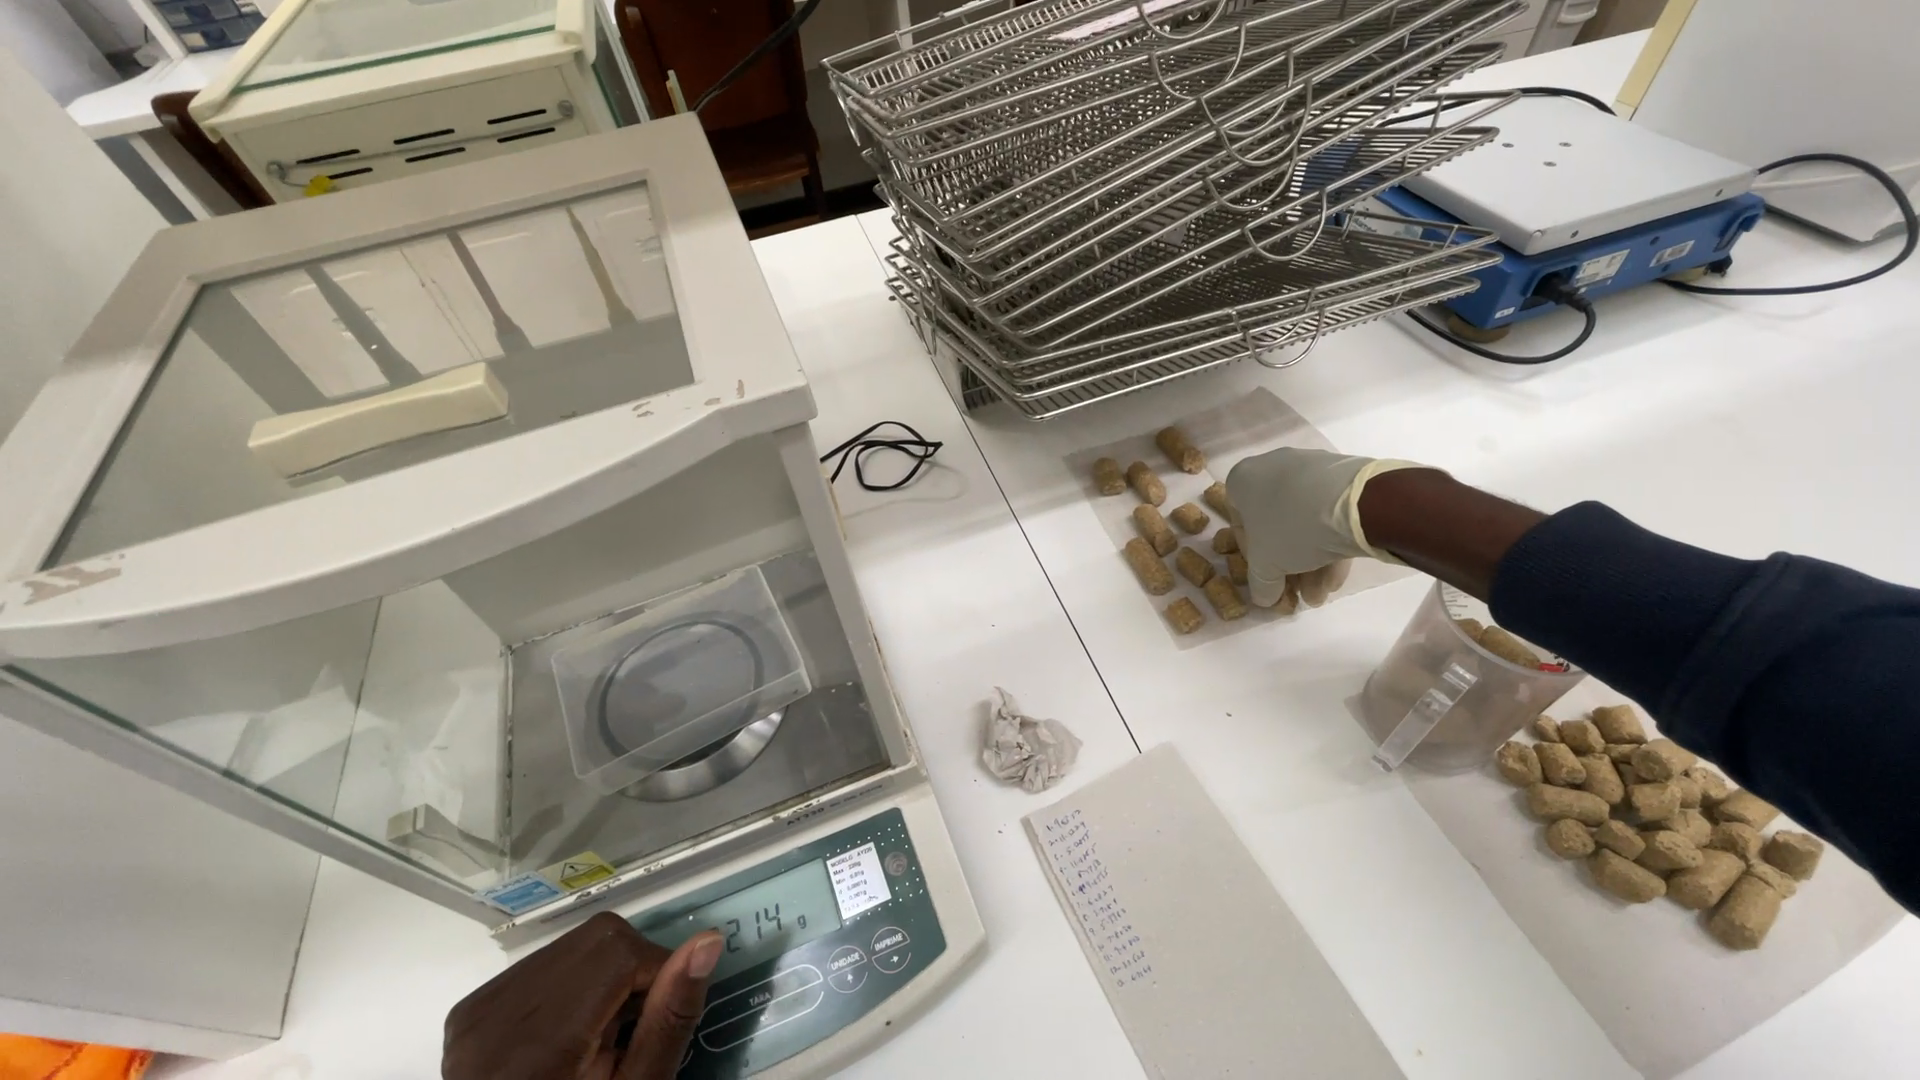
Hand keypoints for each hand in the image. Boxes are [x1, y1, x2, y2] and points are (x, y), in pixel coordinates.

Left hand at [443, 911, 722, 1079]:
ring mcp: (476, 1009)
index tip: (658, 1020)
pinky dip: (572, 984)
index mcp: (536, 1046)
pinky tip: (567, 1033)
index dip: (657, 973)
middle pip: (597, 938)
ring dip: (605, 973)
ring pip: (572, 944)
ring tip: (598, 1036)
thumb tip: (708, 940)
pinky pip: (542, 964)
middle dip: (634, 967)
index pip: (619, 951)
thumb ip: (669, 1018)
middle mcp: (495, 1013)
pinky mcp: (470, 1009)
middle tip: (632, 1029)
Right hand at [1223, 448, 1430, 607]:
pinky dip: (1331, 541)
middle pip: (1277, 526)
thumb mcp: (1265, 566)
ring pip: (1305, 521)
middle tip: (1301, 593)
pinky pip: (1329, 511)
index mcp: (1243, 480)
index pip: (1240, 525)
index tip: (1270, 579)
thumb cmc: (1292, 528)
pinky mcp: (1344, 474)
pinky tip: (1339, 573)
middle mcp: (1272, 467)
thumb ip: (1260, 584)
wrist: (1354, 502)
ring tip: (1324, 592)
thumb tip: (1265, 597)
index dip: (1254, 559)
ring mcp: (1310, 469)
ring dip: (1312, 562)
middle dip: (1290, 566)